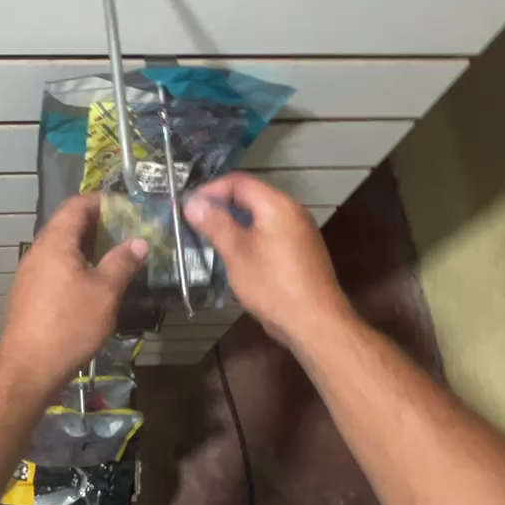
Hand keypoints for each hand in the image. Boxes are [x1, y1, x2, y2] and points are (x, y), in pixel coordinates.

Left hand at [0, 195, 147, 386]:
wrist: (29, 368)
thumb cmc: (70, 324)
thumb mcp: (105, 292)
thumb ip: (122, 262)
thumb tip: (139, 242)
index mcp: (55, 242)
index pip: (76, 205)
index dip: (102, 201)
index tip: (127, 208)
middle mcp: (37, 252)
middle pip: (67, 225)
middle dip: (98, 226)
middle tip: (126, 234)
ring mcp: (29, 274)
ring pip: (60, 249)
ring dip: (87, 248)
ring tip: (114, 259)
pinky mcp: (28, 295)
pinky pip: (54, 268)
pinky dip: (75, 267)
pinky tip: (92, 285)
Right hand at [183, 173, 355, 345]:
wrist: (314, 322)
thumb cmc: (272, 285)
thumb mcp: (237, 253)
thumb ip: (215, 224)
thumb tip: (192, 203)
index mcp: (278, 205)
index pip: (240, 182)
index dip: (211, 190)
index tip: (189, 207)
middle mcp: (292, 212)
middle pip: (251, 196)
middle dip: (221, 206)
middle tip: (195, 222)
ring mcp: (299, 232)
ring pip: (260, 216)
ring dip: (234, 222)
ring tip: (210, 238)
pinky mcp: (300, 251)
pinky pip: (270, 233)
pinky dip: (249, 236)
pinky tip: (235, 255)